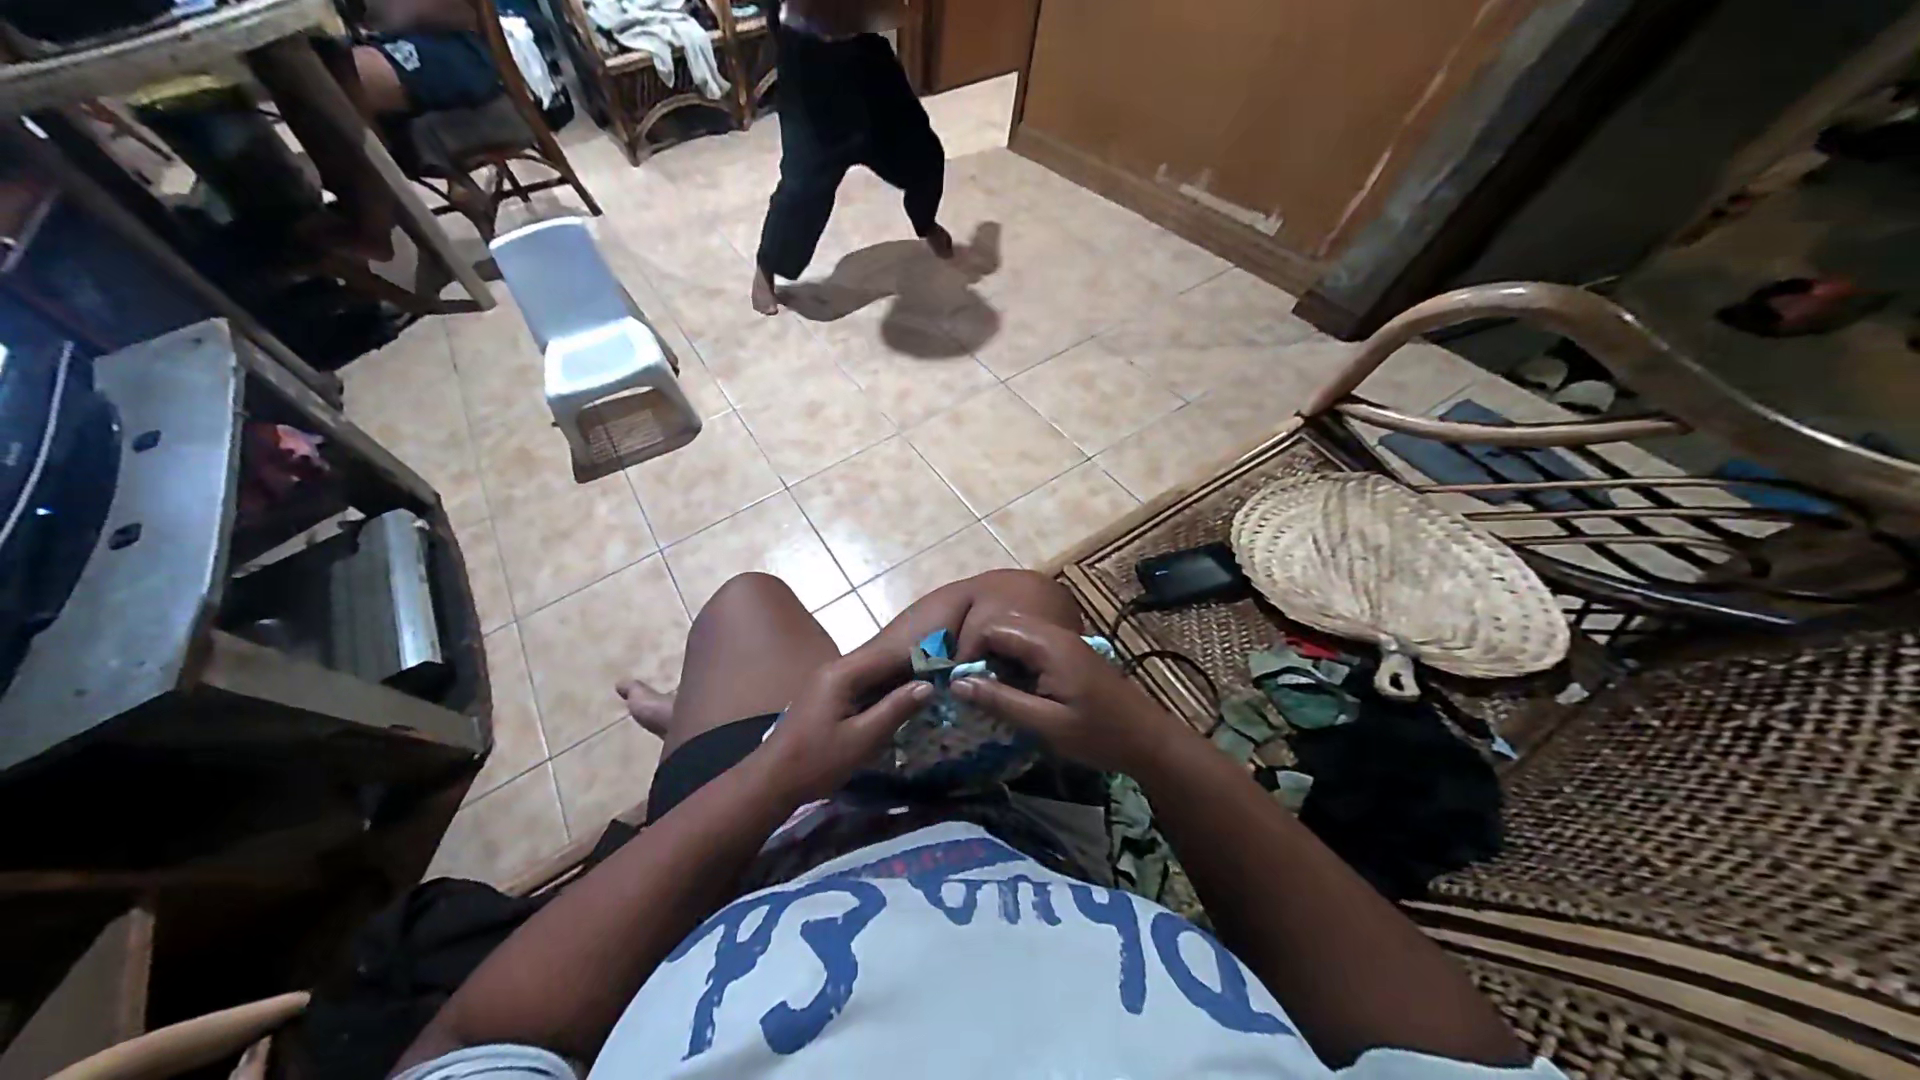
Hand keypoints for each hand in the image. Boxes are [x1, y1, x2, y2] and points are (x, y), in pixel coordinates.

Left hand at [752, 644, 930, 805]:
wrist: (772, 780)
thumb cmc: (817, 761)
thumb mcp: (862, 739)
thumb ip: (895, 709)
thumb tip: (928, 685)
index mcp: (843, 673)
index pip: (891, 654)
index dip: (922, 658)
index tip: (950, 665)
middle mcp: (836, 668)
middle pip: (882, 659)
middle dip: (913, 667)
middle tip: (945, 678)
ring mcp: (830, 680)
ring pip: (874, 672)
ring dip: (899, 679)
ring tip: (931, 689)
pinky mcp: (828, 694)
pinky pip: (863, 684)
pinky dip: (883, 690)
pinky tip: (901, 703)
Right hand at [951, 615, 1188, 774]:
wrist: (1149, 740)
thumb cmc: (1099, 735)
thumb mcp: (1046, 724)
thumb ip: (1000, 701)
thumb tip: (956, 683)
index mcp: (1048, 645)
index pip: (993, 628)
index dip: (970, 651)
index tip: (959, 682)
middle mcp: (1055, 635)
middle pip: (1003, 627)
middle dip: (981, 653)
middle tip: (970, 687)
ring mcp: (1064, 642)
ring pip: (1016, 636)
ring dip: (997, 659)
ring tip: (987, 690)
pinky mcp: (1069, 654)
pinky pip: (1030, 647)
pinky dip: (1014, 663)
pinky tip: (1012, 690)